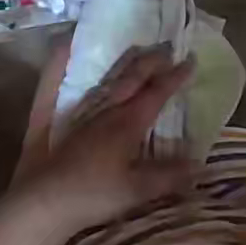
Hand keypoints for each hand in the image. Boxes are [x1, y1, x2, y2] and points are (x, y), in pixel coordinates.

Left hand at [10, 43, 194, 238]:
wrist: (46, 199)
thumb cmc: (95, 195)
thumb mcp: (137, 190)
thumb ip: (168, 175)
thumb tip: (199, 163)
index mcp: (127, 122)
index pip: (156, 93)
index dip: (175, 77)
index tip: (190, 59)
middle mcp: (106, 109)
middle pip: (132, 77)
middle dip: (152, 61)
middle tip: (168, 46)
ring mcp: (83, 110)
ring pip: (107, 78)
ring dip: (125, 61)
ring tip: (137, 47)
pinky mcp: (62, 115)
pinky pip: (63, 79)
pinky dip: (65, 60)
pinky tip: (64, 45)